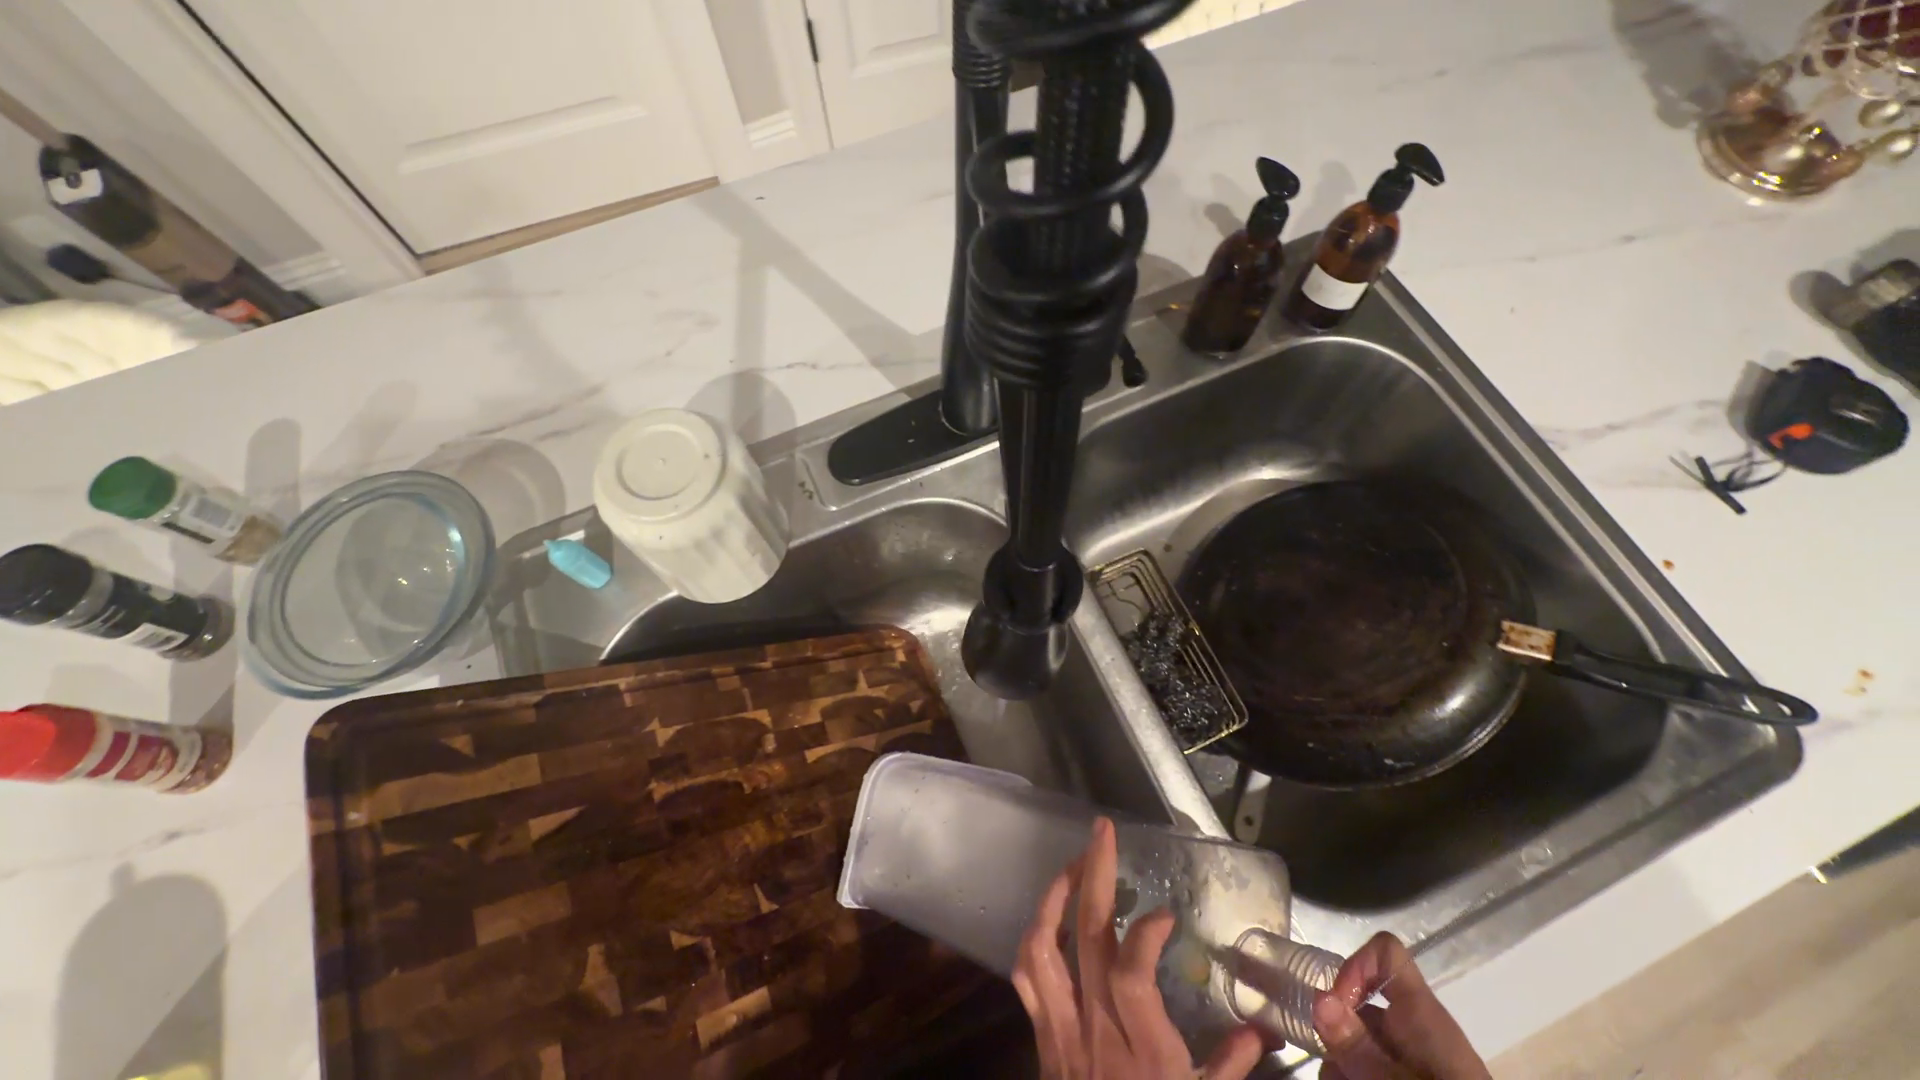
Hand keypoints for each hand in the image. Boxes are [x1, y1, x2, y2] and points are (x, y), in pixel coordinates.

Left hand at [1012, 817, 1267, 1078]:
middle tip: (1104, 832)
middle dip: (1093, 875)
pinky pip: (1026, 979)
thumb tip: (1260, 1030)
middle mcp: (1095, 1026)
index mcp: (1141, 1047)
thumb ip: (1230, 1066)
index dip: (1144, 933)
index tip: (1164, 913)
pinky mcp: (1042, 1035)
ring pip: (1043, 948)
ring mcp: (1061, 1028)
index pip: (1131, 973)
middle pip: (1086, 939)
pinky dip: (1033, 939)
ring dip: (1055, 898)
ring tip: (1074, 864)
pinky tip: (1048, 919)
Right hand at [1311, 932, 1490, 1079]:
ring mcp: (1411, 1055)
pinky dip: (1353, 1076)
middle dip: (1334, 1034)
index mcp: (1419, 1010)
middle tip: (1331, 1068)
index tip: (1335, 1006)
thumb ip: (1356, 1044)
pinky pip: (1371, 1064)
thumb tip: (1318, 998)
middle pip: (1358, 1005)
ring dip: (1340, 1064)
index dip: (1354, 967)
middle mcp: (1413, 1024)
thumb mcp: (1391, 1079)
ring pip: (1357, 1041)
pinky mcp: (1407, 1075)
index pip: (1385, 952)